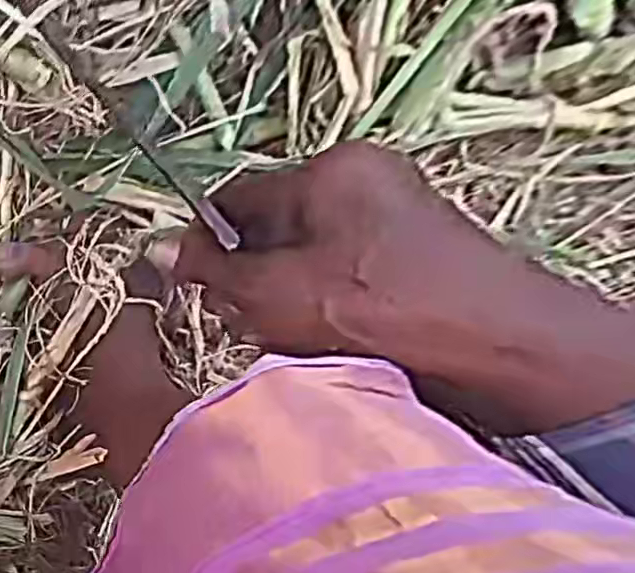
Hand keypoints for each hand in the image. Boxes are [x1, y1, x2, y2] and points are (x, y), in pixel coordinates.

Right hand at [172, 142, 524, 363]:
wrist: (476, 341)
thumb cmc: (361, 304)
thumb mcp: (261, 286)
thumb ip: (204, 265)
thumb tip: (159, 248)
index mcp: (328, 169)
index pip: (229, 199)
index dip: (198, 243)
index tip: (186, 283)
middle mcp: (359, 179)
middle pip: (258, 229)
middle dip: (236, 275)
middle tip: (239, 312)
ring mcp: (381, 214)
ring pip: (284, 256)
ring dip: (262, 296)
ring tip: (274, 327)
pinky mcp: (392, 251)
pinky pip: (317, 271)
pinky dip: (298, 301)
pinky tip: (303, 329)